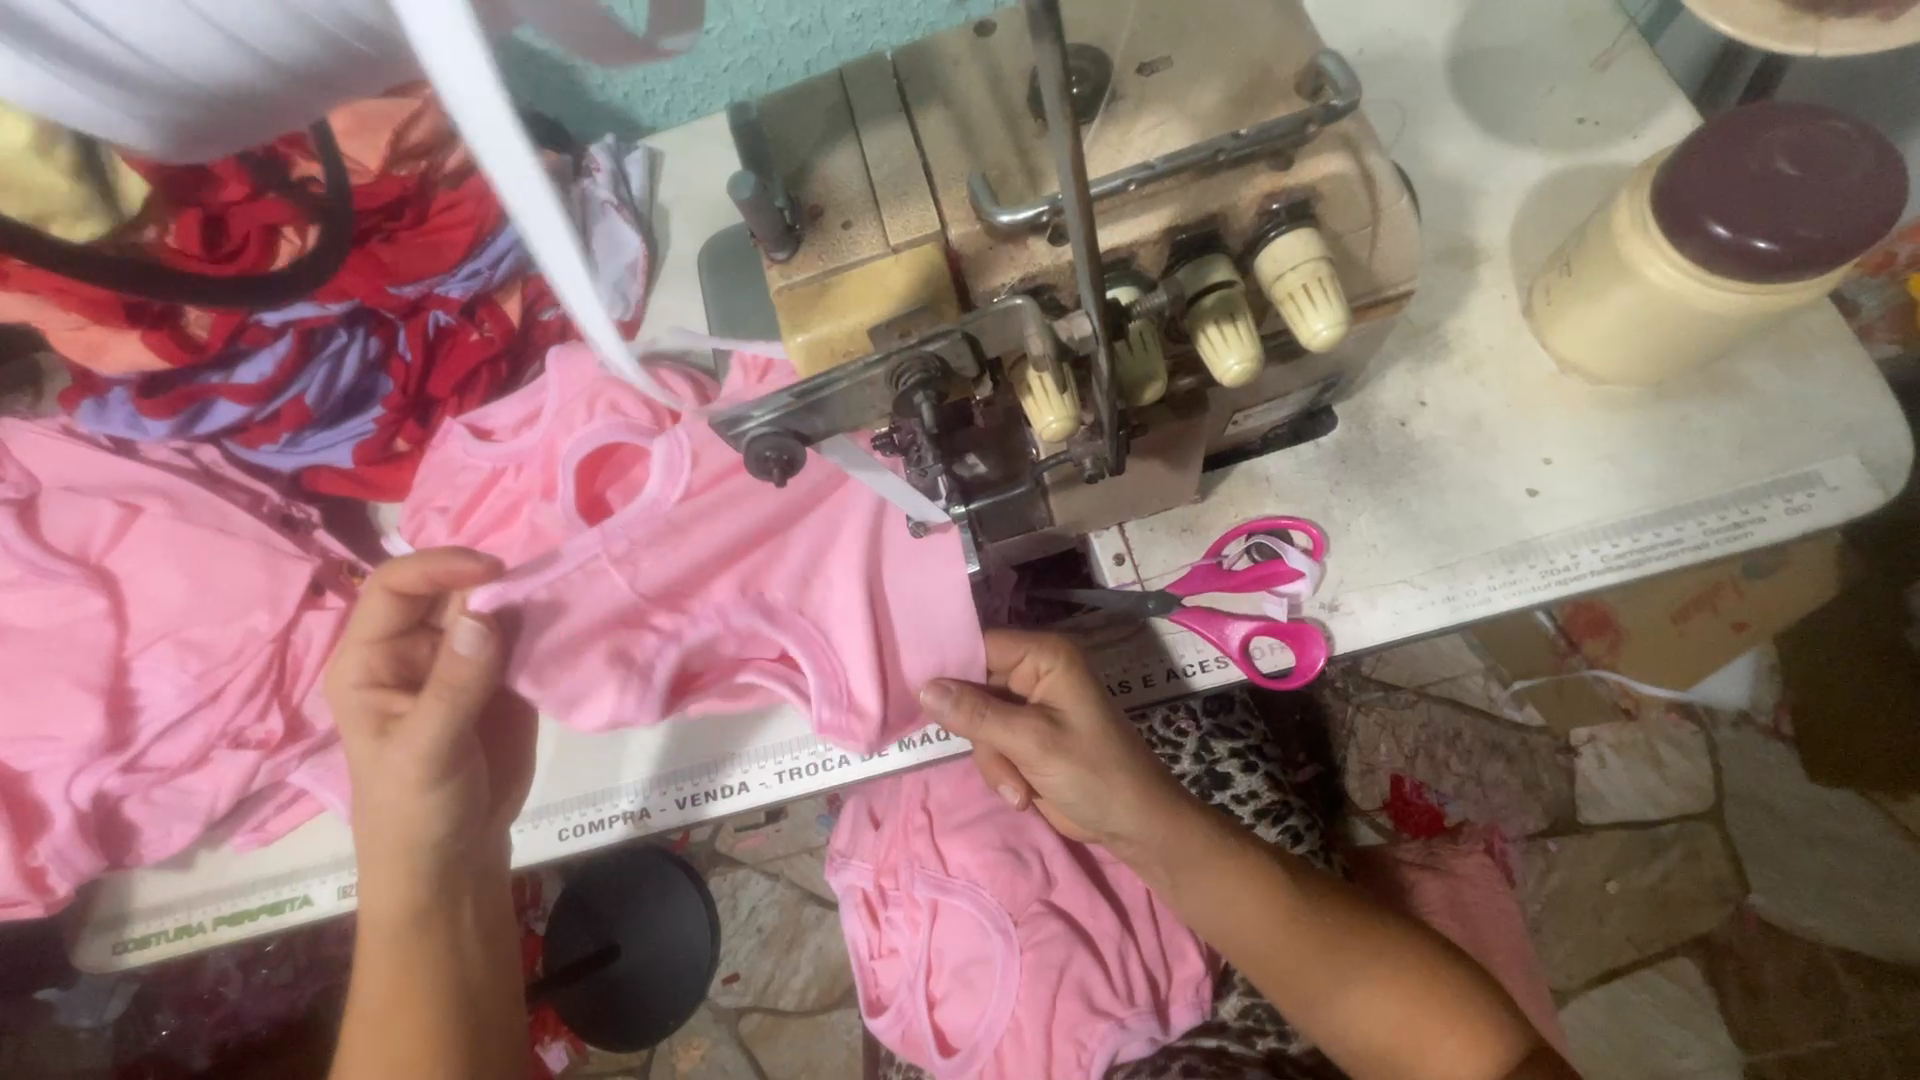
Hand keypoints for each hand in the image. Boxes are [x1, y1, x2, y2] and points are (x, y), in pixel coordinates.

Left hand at [323, 549, 536, 896]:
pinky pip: (524, 636)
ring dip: (525, 599)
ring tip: (560, 600)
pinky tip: (566, 624)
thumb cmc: (415, 808)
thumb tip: (486, 616)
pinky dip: (547, 625)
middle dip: (489, 579)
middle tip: (538, 586)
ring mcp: (463, 662)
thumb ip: (455, 685)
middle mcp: (415, 650)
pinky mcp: (504, 678)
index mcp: (373, 659)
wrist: (456, 855)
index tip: (495, 569)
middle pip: (449, 590)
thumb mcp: (427, 750)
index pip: (395, 588)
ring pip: (492, 608)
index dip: (438, 567)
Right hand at [919, 630, 1196, 850]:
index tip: (913, 689)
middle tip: (995, 758)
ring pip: (977, 723)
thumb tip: (923, 687)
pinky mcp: (1025, 738)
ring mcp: (1029, 707)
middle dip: (979, 732)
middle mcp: (1034, 674)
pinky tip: (1022, 793)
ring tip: (1018, 787)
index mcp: (1044, 657)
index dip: (948, 666)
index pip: (980, 645)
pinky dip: (1000, 771)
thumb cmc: (1093, 772)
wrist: (1133, 824)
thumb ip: (976, 714)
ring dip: (992, 760)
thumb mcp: (1031, 742)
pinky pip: (989, 745)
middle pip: (972, 687)